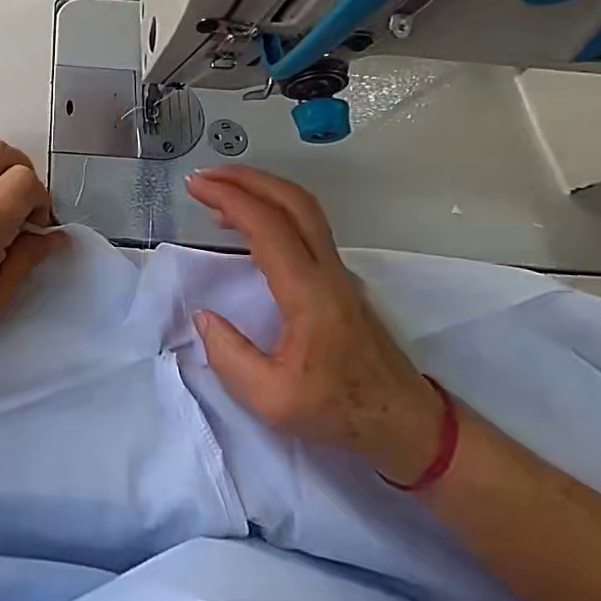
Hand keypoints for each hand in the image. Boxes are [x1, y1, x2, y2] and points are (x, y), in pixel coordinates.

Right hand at [184, 166, 443, 482]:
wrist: (406, 424)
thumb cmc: (338, 410)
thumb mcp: (269, 398)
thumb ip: (228, 355)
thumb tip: (204, 316)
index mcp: (309, 294)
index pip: (269, 226)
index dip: (230, 198)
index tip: (194, 186)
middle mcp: (327, 272)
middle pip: (294, 202)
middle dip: (247, 179)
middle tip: (203, 175)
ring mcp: (338, 274)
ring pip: (303, 210)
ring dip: (260, 190)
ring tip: (217, 191)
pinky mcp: (338, 281)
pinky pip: (303, 228)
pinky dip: (270, 209)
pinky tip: (244, 225)